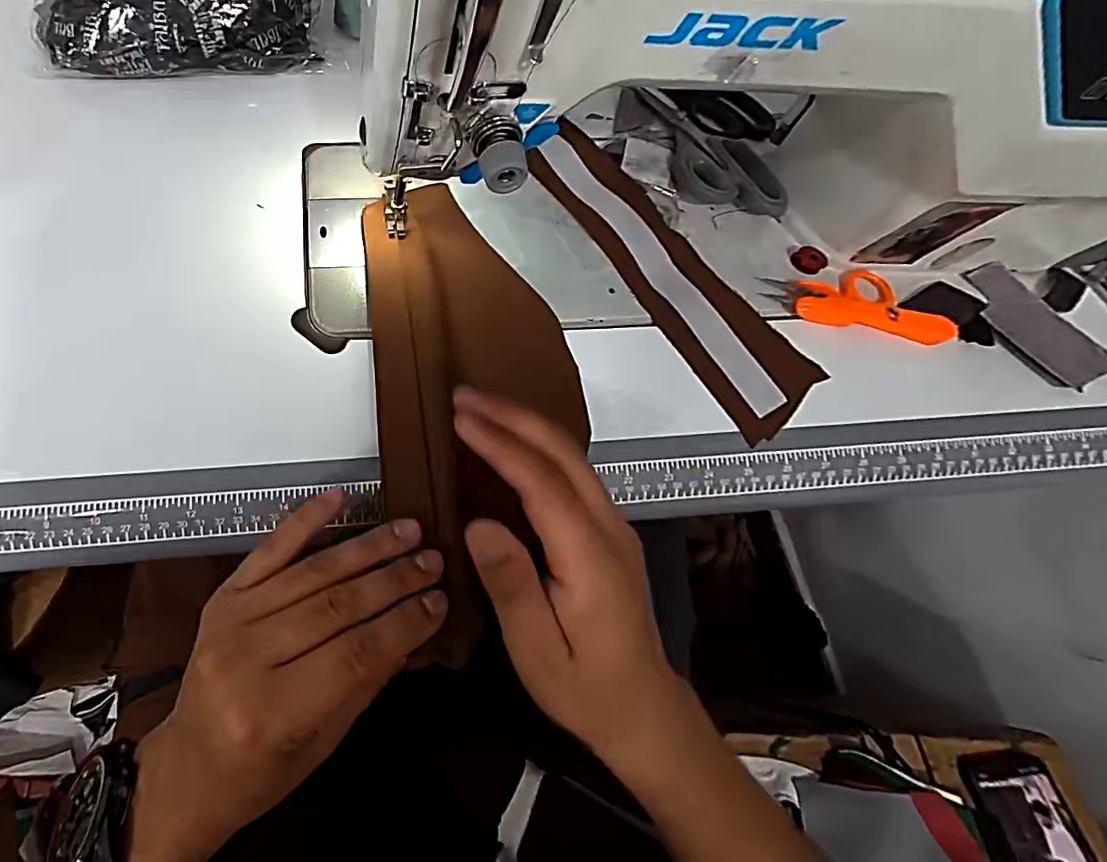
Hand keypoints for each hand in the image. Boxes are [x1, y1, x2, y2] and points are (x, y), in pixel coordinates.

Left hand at [127, 490, 447, 861]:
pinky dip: (306, 519)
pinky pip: (269, 549)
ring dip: (366, 547)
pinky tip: (337, 498)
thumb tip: (412, 626)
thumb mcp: (321, 744)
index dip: (404, 623)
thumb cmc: (256, 772)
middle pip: (336, 606)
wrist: (187, 769)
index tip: (438, 601)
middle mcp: (246, 659)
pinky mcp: (222, 596)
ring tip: (406, 531)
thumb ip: (365, 682)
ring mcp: (230, 621)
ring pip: (312, 573)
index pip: (355, 654)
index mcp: (272, 712)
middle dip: (393, 579)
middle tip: (431, 561)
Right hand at [452, 388, 692, 779]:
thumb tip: (479, 524)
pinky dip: (538, 445)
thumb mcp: (537, 650)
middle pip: (562, 452)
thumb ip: (510, 584)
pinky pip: (572, 472)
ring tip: (480, 409)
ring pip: (570, 456)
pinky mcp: (608, 531)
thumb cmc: (587, 687)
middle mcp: (608, 528)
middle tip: (465, 396)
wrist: (644, 710)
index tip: (462, 419)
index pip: (541, 481)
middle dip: (512, 415)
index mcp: (590, 556)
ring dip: (525, 424)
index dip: (500, 444)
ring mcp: (613, 526)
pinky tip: (513, 441)